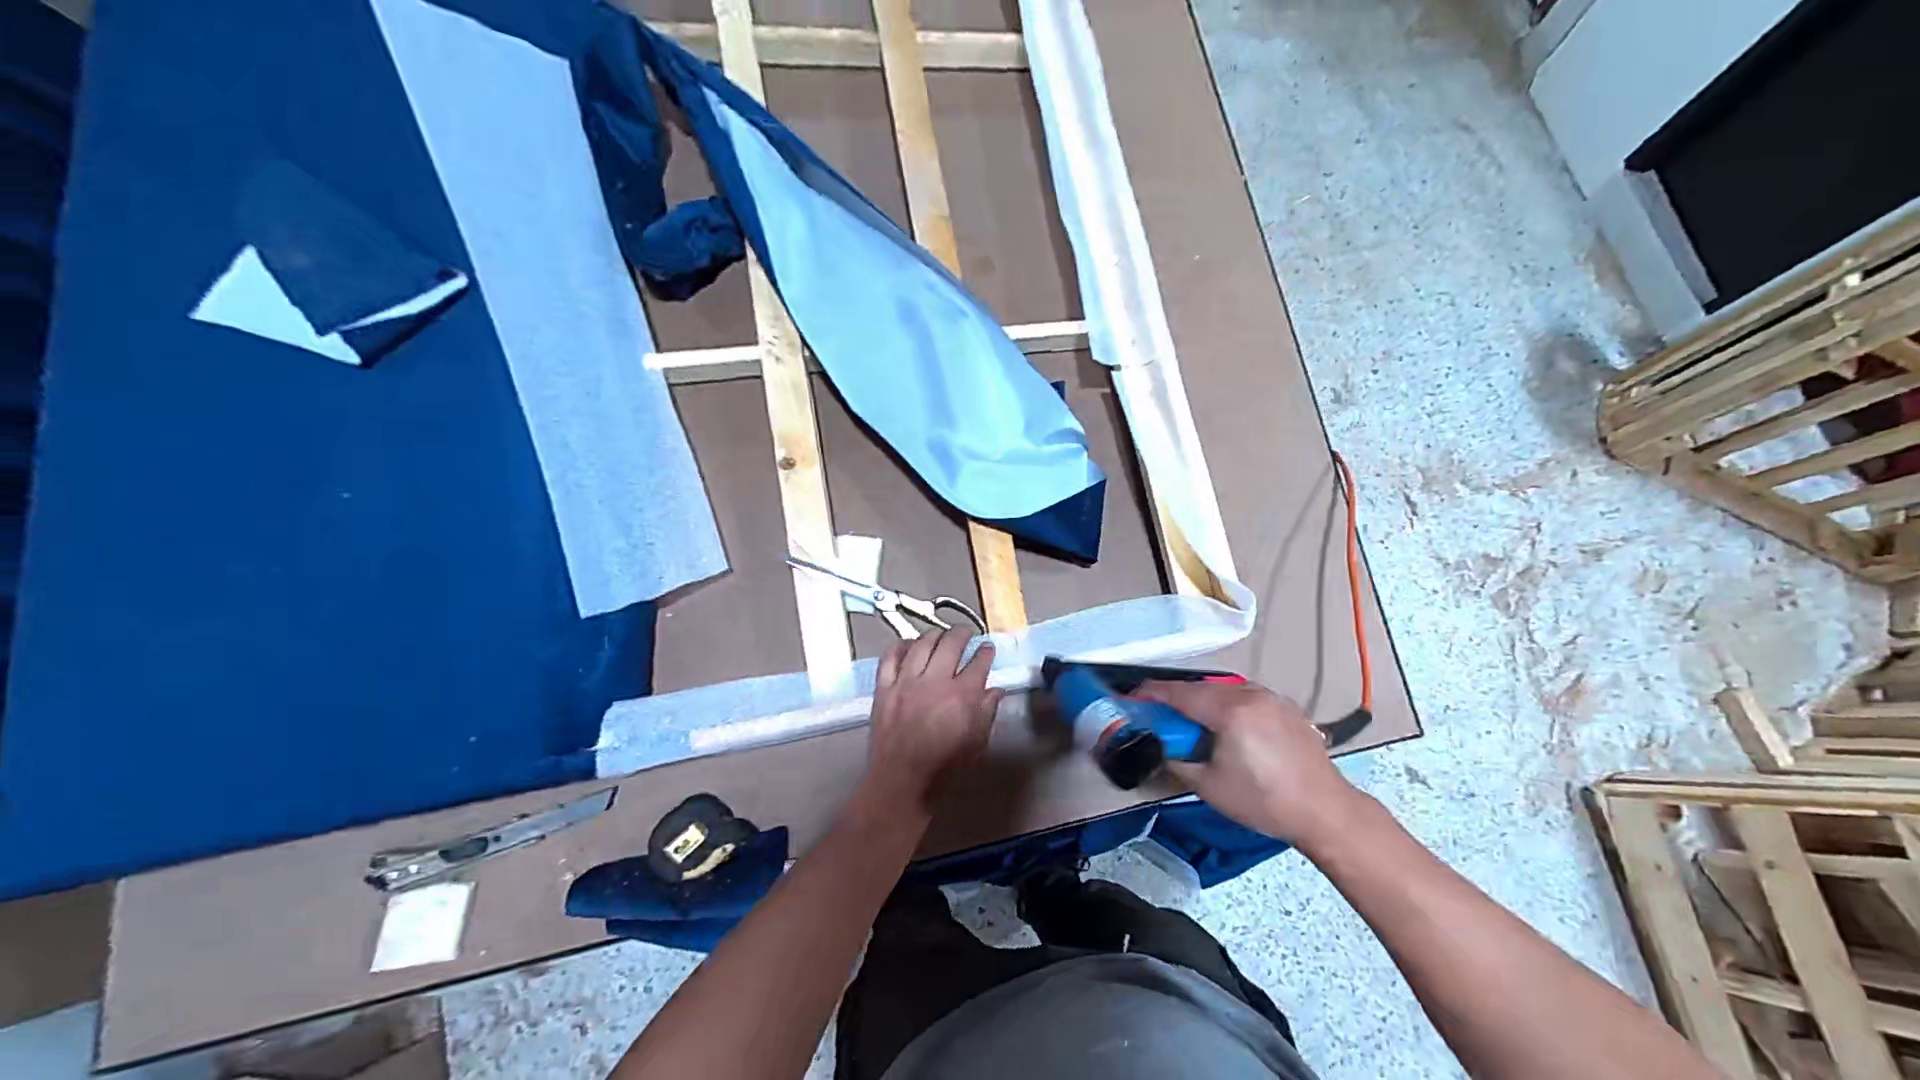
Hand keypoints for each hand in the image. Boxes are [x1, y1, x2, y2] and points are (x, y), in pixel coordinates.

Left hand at [863, 630, 1003, 817]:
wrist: (901, 782)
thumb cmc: (944, 769)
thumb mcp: (976, 744)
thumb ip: (986, 713)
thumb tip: (994, 691)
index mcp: (961, 695)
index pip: (978, 663)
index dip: (985, 652)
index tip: (988, 648)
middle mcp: (934, 681)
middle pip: (950, 644)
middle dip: (962, 634)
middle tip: (967, 633)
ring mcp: (905, 682)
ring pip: (921, 644)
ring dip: (934, 635)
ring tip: (941, 635)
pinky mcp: (884, 688)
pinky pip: (890, 657)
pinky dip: (900, 646)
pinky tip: (909, 644)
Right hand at [1135, 679, 1366, 848]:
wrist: (1325, 812)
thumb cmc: (1264, 801)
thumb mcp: (1208, 786)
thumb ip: (1176, 760)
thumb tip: (1157, 747)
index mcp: (1229, 711)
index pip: (1178, 693)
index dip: (1150, 693)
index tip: (1131, 698)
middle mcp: (1250, 695)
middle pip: (1200, 688)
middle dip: (1175, 698)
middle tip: (1157, 714)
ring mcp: (1271, 698)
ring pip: (1223, 690)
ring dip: (1201, 701)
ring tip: (1190, 722)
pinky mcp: (1285, 707)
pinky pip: (1244, 697)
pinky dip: (1225, 704)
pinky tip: (1224, 726)